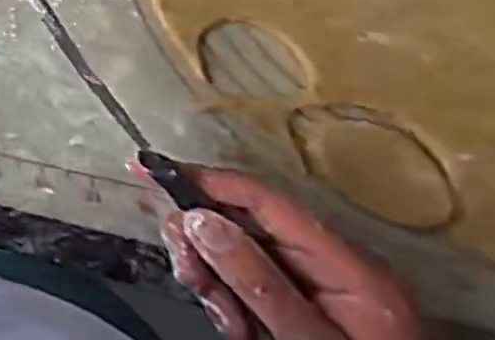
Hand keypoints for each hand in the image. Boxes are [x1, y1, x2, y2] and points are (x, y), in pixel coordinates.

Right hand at [143, 160, 424, 339]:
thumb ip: (258, 283)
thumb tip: (198, 218)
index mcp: (349, 269)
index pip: (260, 199)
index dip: (201, 179)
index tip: (145, 169)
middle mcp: (333, 268)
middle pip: (242, 224)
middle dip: (203, 244)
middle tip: (188, 275)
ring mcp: (319, 290)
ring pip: (237, 254)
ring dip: (213, 278)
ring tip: (223, 318)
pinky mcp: (303, 309)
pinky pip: (248, 283)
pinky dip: (228, 298)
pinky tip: (235, 325)